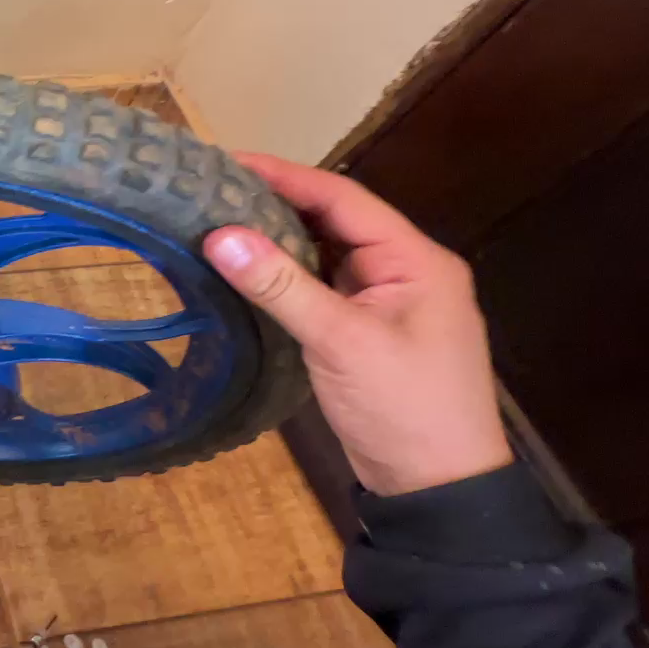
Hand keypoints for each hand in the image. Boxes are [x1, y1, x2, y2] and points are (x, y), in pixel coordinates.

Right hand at [202, 153, 510, 496]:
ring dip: (275, 232)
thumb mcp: (339, 341)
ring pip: (323, 248)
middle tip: (211, 187)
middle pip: (332, 217)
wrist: (437, 486)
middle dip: (274, 198)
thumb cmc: (401, 406)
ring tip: (217, 216)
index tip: (226, 161)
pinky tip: (244, 264)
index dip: (284, 174)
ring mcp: (382, 298)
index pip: (342, 198)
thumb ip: (279, 284)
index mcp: (414, 260)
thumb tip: (218, 235)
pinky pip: (317, 279)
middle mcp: (401, 269)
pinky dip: (281, 266)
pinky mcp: (362, 324)